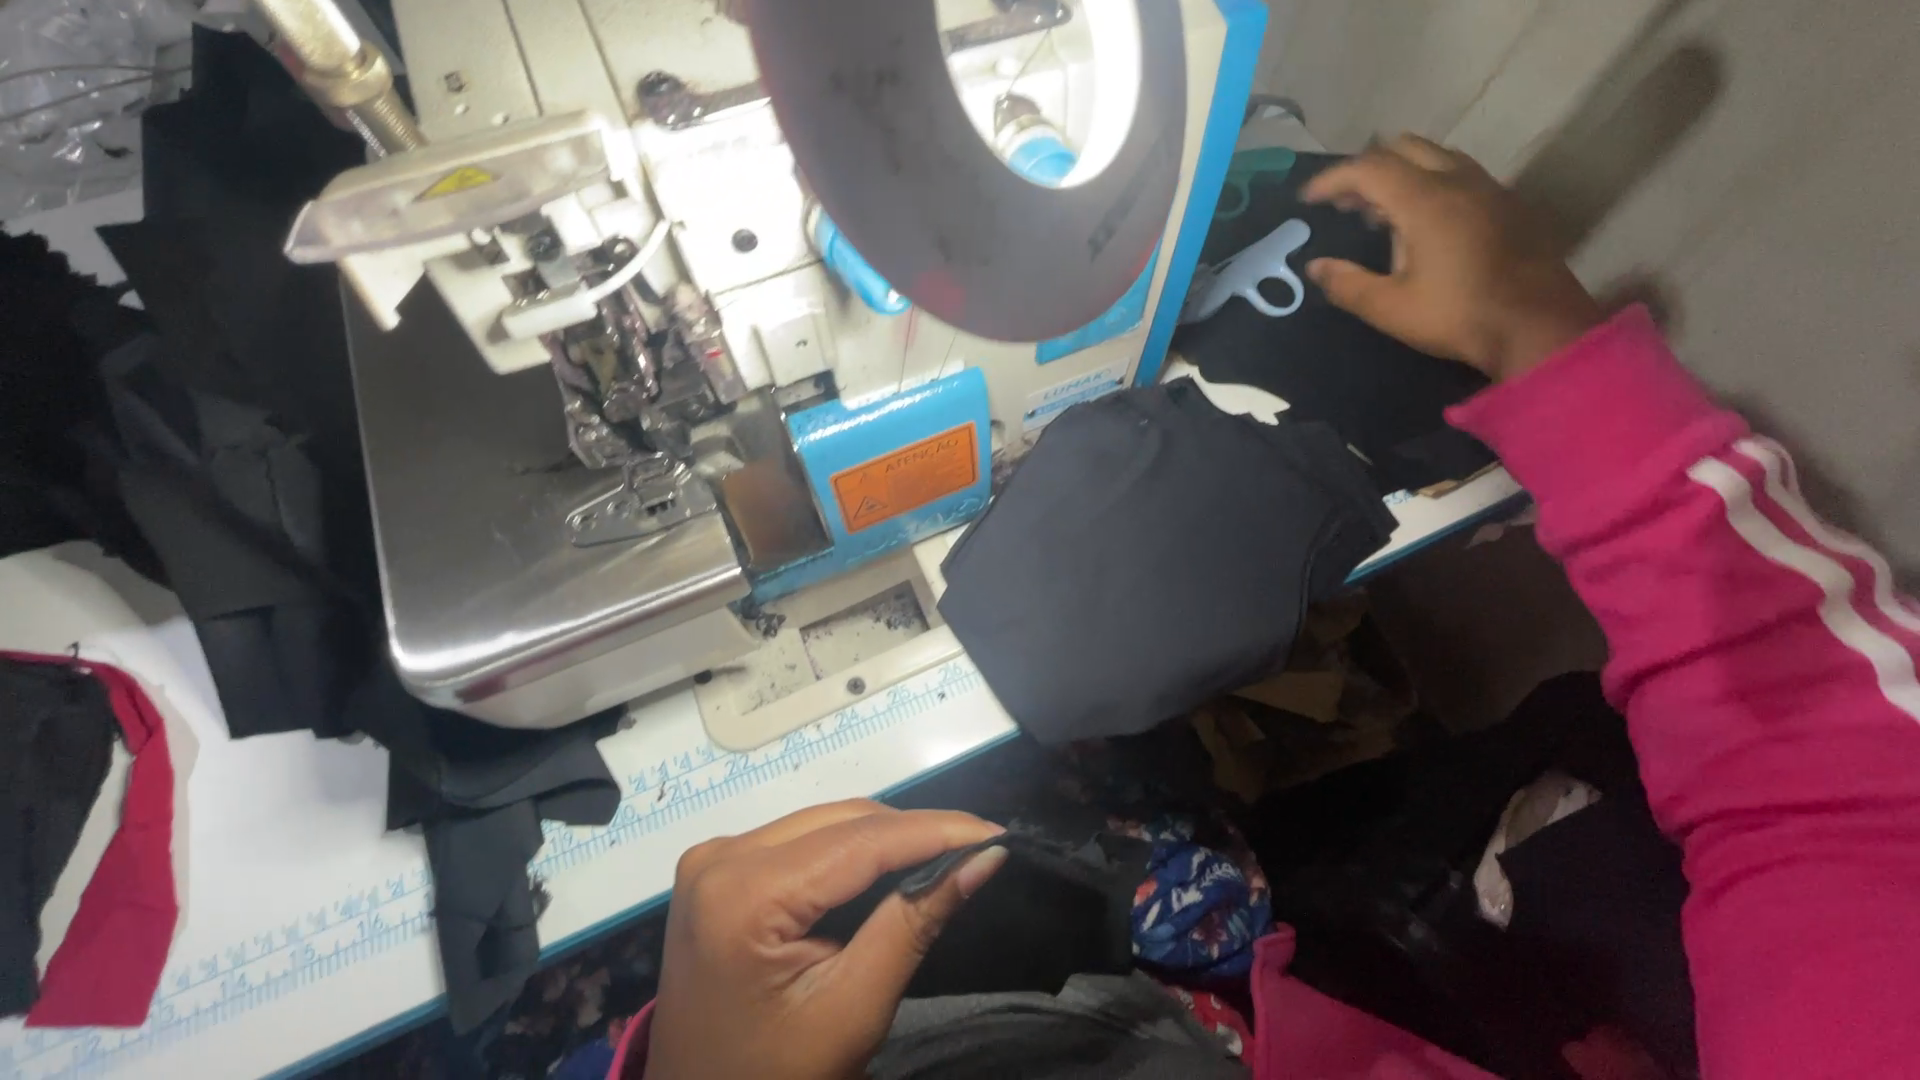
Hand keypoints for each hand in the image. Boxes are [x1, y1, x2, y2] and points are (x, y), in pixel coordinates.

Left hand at [645, 800, 1006, 1079]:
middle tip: (978, 848)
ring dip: (886, 836)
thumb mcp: (852, 1008)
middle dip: (914, 831)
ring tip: (944, 854)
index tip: (995, 832)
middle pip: (841, 822)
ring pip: (824, 823)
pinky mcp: (717, 868)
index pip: (860, 841)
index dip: (935, 831)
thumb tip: (984, 859)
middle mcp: (721, 856)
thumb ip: (915, 922)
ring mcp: (713, 858)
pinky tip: (888, 864)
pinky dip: (850, 848)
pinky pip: (801, 839)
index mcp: (742, 894)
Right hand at [1302, 135, 1603, 381]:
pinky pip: (1457, 174)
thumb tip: (1316, 267)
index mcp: (1426, 201)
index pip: (1368, 168)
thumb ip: (1346, 283)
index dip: (1331, 179)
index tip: (1307, 200)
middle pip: (1403, 149)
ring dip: (1398, 175)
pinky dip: (1426, 184)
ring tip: (1375, 212)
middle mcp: (1458, 181)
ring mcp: (1487, 188)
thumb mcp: (1389, 307)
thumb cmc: (1457, 315)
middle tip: (1341, 202)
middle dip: (1365, 169)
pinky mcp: (1505, 204)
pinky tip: (1418, 223)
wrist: (1536, 325)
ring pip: (1434, 157)